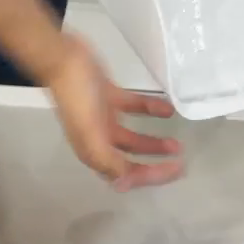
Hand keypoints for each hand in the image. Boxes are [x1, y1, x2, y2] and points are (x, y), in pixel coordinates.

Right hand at [43, 34, 183, 190]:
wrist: (63, 59)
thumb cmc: (77, 98)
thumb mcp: (89, 134)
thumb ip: (107, 160)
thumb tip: (125, 184)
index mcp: (94, 153)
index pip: (126, 174)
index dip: (151, 176)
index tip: (174, 170)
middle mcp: (100, 141)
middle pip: (131, 162)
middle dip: (155, 165)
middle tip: (179, 162)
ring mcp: (104, 120)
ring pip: (134, 140)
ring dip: (154, 144)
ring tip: (176, 144)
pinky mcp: (110, 98)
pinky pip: (134, 109)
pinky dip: (150, 111)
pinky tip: (167, 109)